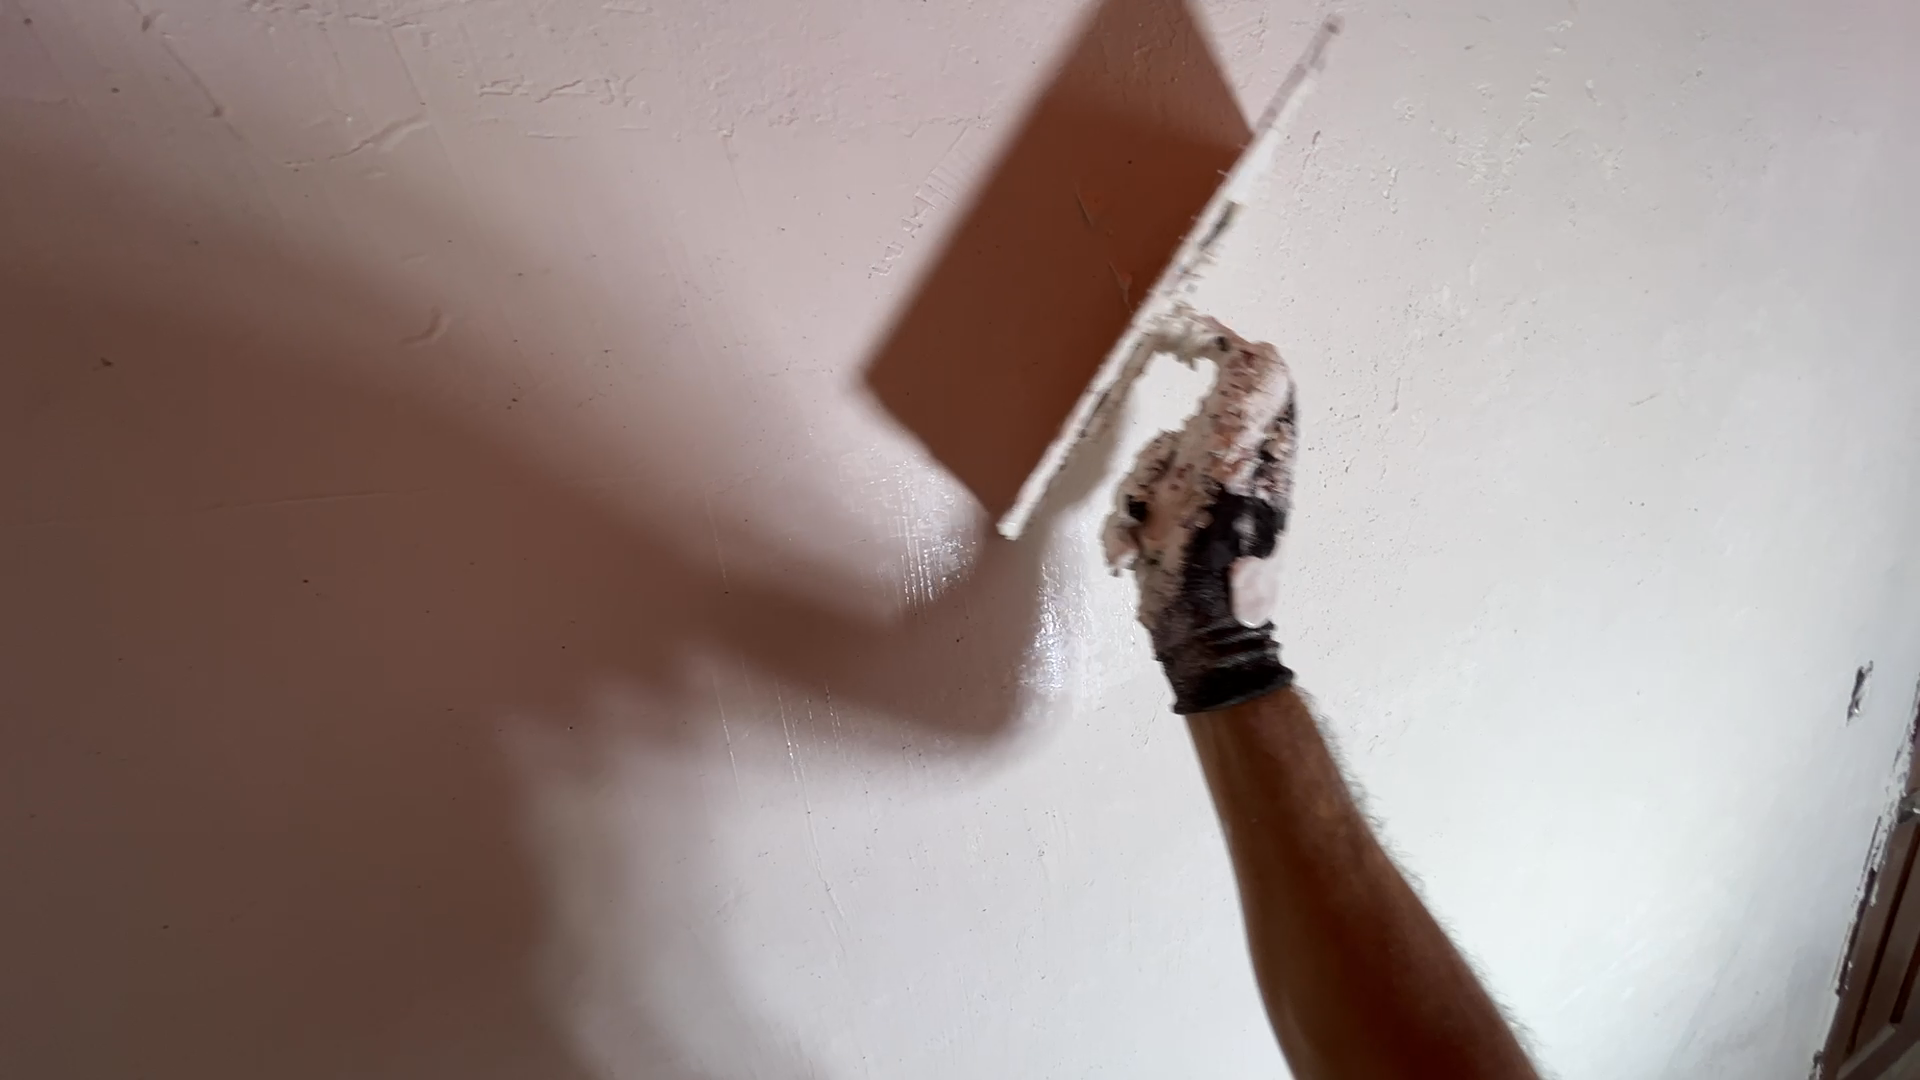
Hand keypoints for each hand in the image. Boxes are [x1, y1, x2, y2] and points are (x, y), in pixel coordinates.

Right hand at [1103, 313, 1296, 713]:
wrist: (1199, 636)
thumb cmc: (1217, 565)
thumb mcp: (1229, 485)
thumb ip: (1242, 420)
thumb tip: (1261, 353)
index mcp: (1259, 455)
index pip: (1256, 381)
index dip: (1225, 353)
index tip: (1188, 339)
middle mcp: (1232, 471)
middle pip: (1191, 427)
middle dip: (1158, 460)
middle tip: (1151, 492)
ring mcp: (1200, 499)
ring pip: (1156, 464)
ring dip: (1136, 500)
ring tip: (1139, 541)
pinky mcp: (1171, 522)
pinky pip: (1139, 500)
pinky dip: (1127, 526)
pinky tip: (1132, 554)